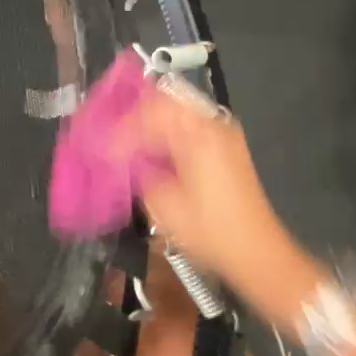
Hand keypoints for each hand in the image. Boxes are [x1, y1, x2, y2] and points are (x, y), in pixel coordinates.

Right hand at [123, 85, 315, 318]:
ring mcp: (222, 134)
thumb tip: (119, 158)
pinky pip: (186, 127)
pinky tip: (145, 152)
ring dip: (146, 124)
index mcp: (199, 134)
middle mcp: (213, 124)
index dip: (118, 128)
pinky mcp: (224, 148)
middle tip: (104, 135)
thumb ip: (138, 171)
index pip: (148, 112)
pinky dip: (163, 135)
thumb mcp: (163, 203)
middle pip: (163, 103)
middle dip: (130, 116)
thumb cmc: (209, 231)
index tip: (98, 147)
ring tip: (118, 141)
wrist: (257, 253)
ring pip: (174, 112)